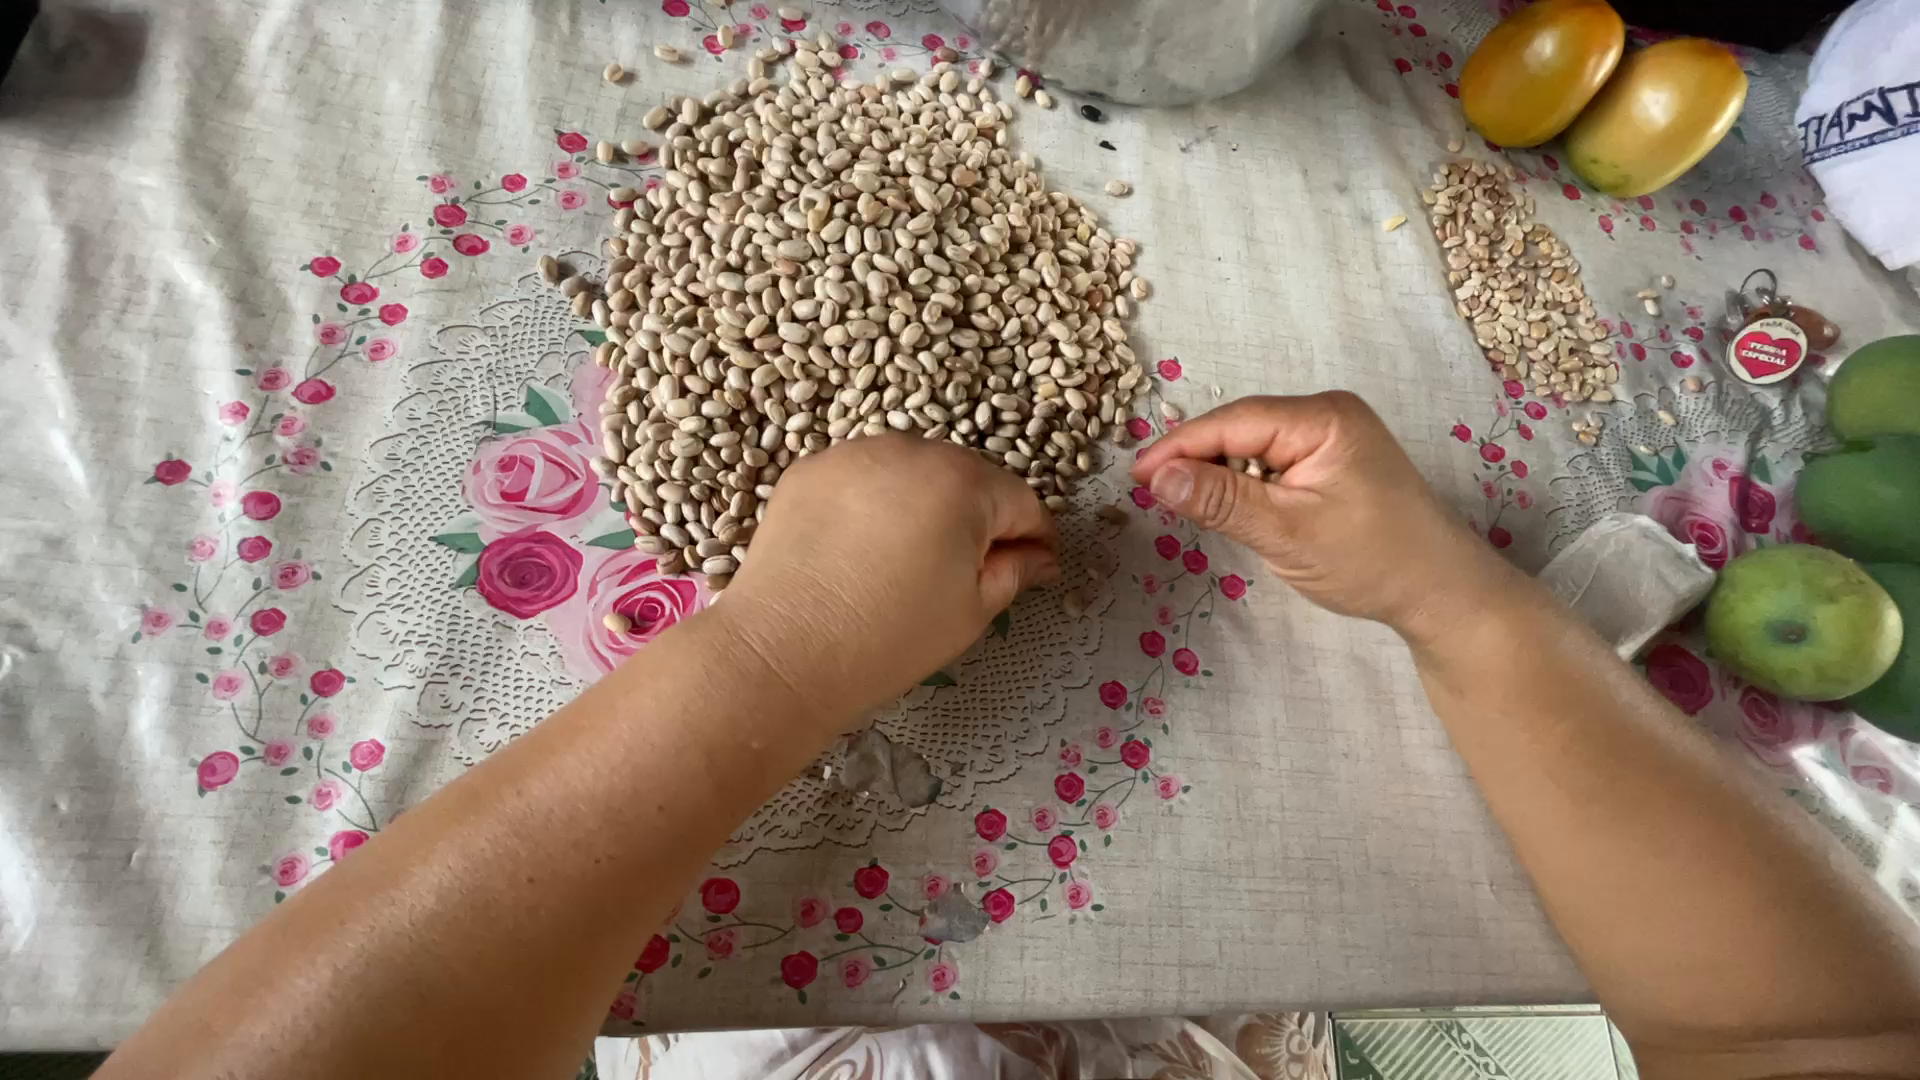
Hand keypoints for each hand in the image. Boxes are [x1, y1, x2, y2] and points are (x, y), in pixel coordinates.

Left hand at [715, 435, 1059, 728]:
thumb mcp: (971, 610)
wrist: (781, 651)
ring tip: (906, 558)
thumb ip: (1015, 571)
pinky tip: (861, 547)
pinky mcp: (812, 467)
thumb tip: (1041, 557)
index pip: (1021, 502)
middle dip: (978, 518)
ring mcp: (855, 452)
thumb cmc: (890, 638)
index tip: (1033, 566)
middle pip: (969, 479)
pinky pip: (867, 477)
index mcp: (963, 482)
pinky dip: (877, 502)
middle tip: (963, 570)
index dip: (1033, 538)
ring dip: (926, 504)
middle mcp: (911, 450)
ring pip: (915, 472)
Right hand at [1130, 392, 1516, 641]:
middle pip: (1238, 430)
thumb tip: (1157, 477)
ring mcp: (1328, 438)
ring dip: (1215, 473)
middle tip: (1150, 492)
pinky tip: (1225, 505)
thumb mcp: (1286, 533)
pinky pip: (1267, 463)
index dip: (1178, 446)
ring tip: (1180, 502)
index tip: (1135, 475)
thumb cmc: (1370, 562)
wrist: (1441, 593)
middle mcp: (1324, 416)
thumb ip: (1220, 501)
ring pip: (1249, 448)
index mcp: (1322, 419)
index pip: (1232, 423)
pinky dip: (1240, 484)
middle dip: (1194, 459)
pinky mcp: (1326, 463)